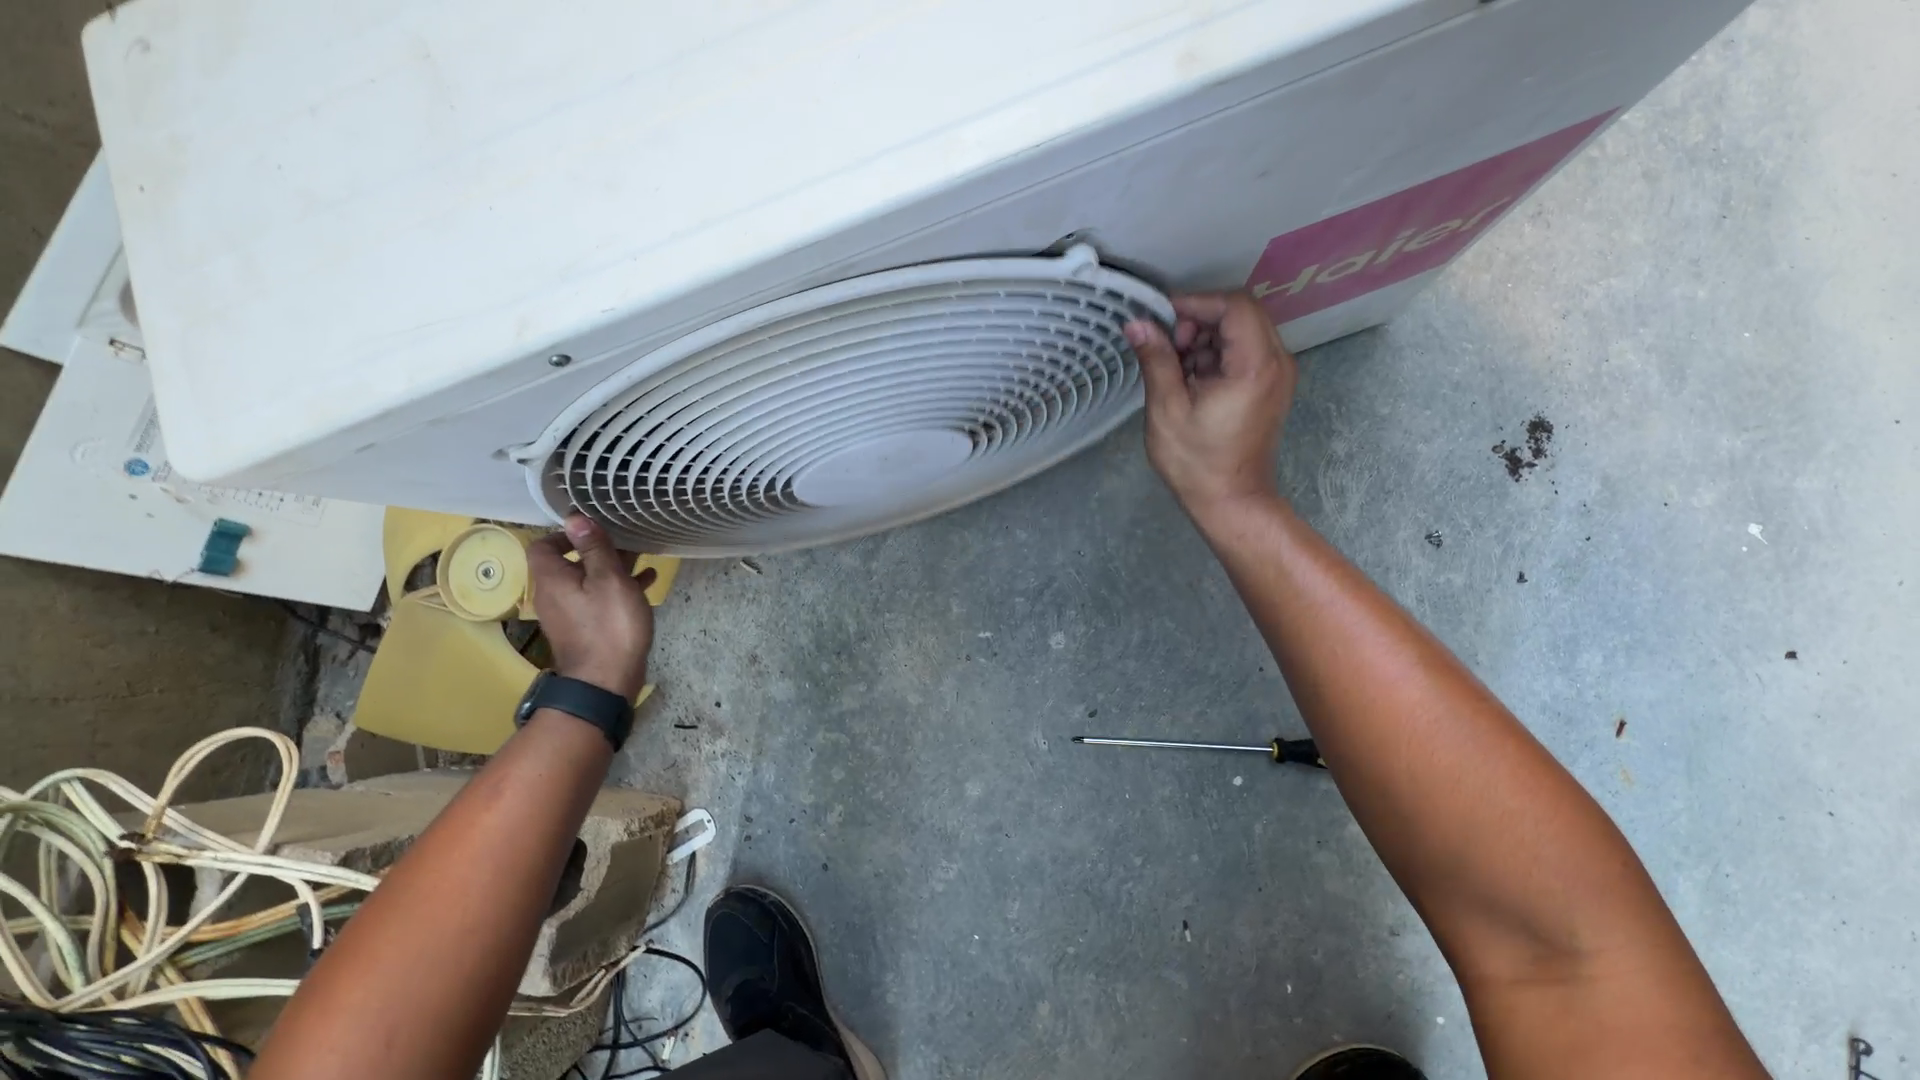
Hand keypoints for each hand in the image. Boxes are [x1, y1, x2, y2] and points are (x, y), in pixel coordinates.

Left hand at [525, 515, 655, 699]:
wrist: (606, 681)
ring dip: (610, 568)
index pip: (543, 544)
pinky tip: (646, 583)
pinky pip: (597, 599)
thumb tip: (574, 517)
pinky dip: (616, 589)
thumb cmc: (609, 625)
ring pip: (587, 580)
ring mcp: (568, 614)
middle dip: (596, 549)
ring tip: (641, 558)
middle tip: (625, 539)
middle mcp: (553, 594)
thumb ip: (594, 547)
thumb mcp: (608, 579)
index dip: (566, 533)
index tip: (595, 529)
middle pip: (568, 562)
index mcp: (552, 578)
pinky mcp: (585, 628)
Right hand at [1126, 291, 1297, 518]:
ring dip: (1206, 338)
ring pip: (1242, 330)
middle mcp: (1277, 362)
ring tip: (1177, 368)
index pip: (1233, 306)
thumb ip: (1155, 359)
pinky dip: (1217, 354)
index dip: (1195, 303)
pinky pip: (1245, 350)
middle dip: (1199, 320)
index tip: (1162, 319)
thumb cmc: (1197, 463)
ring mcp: (1277, 374)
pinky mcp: (1271, 385)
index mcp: (1254, 366)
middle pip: (1240, 313)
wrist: (1232, 502)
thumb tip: (1136, 323)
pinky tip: (1192, 379)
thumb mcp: (1166, 409)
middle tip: (1169, 348)